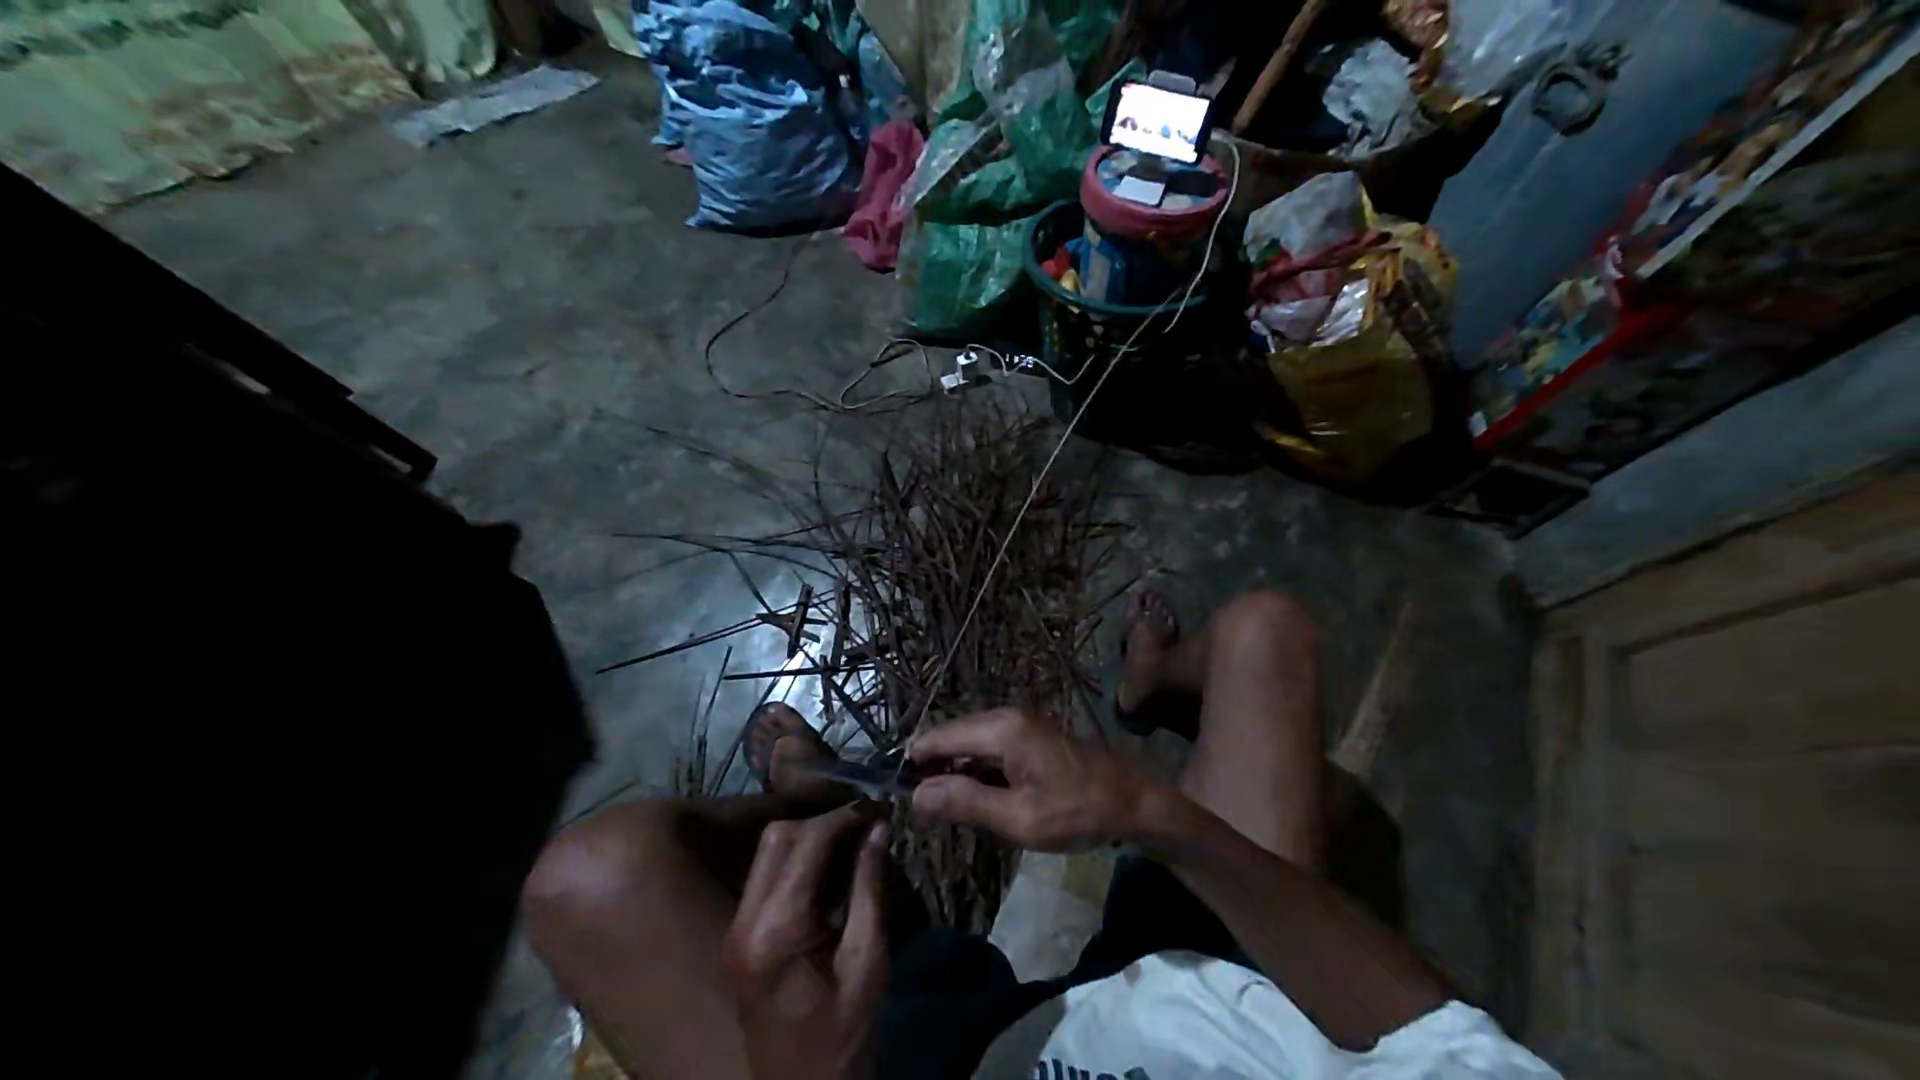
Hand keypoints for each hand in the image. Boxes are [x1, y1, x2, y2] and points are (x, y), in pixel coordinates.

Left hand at [723, 805, 889, 1079]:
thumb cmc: (844, 1037)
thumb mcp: (868, 962)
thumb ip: (870, 889)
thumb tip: (878, 829)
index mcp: (775, 932)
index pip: (806, 845)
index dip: (843, 817)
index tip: (877, 808)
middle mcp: (744, 921)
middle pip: (777, 838)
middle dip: (823, 820)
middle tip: (866, 821)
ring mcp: (736, 927)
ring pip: (768, 849)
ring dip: (810, 833)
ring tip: (852, 835)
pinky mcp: (739, 933)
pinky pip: (766, 872)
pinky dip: (799, 855)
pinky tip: (831, 861)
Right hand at [908, 708, 1156, 851]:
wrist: (1133, 802)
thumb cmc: (1077, 812)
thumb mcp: (1018, 818)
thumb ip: (965, 802)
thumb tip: (916, 794)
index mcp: (1001, 729)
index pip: (938, 737)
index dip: (913, 763)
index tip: (896, 794)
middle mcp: (1006, 717)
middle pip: (952, 738)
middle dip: (932, 771)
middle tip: (922, 815)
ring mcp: (1020, 724)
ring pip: (970, 744)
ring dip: (954, 773)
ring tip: (943, 813)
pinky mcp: (1030, 736)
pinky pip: (989, 748)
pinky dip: (977, 771)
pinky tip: (977, 800)